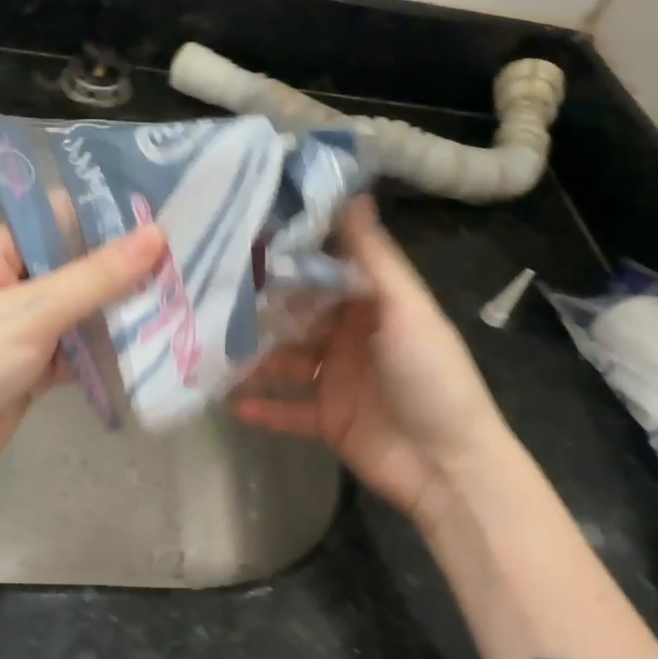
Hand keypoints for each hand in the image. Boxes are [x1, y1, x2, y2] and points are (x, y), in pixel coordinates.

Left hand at [0, 222, 165, 482]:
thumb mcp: (34, 310)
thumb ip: (96, 276)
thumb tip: (156, 235)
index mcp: (1, 253)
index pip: (61, 219)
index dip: (108, 216)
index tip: (164, 216)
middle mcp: (15, 283)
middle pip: (78, 266)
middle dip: (125, 268)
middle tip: (186, 262)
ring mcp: (26, 327)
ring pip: (84, 310)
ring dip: (122, 310)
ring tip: (182, 299)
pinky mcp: (36, 366)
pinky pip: (80, 350)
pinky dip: (108, 351)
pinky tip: (153, 346)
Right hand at [234, 197, 505, 519]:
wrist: (448, 467)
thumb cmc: (430, 375)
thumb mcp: (404, 308)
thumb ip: (373, 256)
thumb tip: (356, 191)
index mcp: (374, 303)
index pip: (326, 270)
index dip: (291, 255)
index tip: (246, 235)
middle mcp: (351, 335)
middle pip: (298, 314)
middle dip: (261, 307)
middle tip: (209, 292)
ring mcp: (338, 379)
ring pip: (286, 360)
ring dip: (254, 357)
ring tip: (208, 345)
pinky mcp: (328, 420)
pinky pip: (288, 409)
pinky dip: (264, 407)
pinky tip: (230, 401)